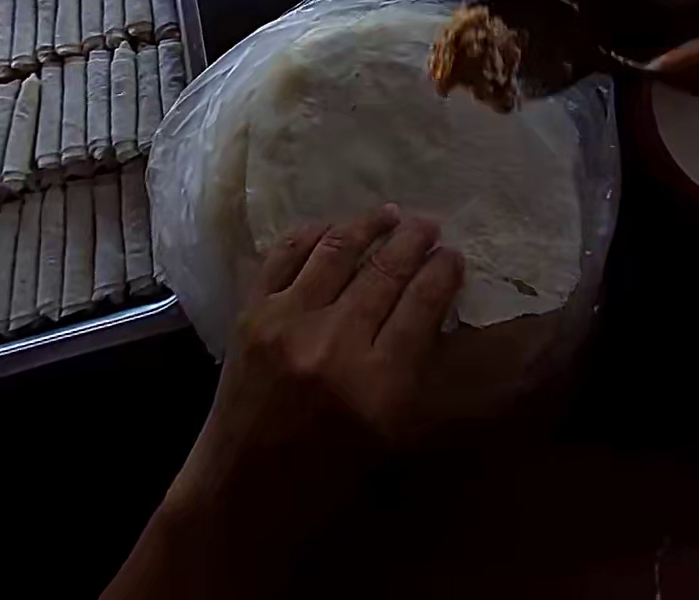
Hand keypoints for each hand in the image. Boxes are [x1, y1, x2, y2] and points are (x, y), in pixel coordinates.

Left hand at [104, 205, 463, 599]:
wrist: (245, 488)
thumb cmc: (327, 476)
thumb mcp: (389, 430)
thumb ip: (409, 363)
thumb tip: (425, 300)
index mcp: (380, 387)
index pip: (422, 308)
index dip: (442, 273)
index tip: (453, 254)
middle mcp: (334, 344)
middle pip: (383, 273)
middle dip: (412, 240)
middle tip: (429, 222)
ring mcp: (286, 321)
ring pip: (335, 252)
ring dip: (366, 225)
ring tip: (389, 212)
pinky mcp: (252, 311)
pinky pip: (284, 255)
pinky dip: (309, 234)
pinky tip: (330, 225)